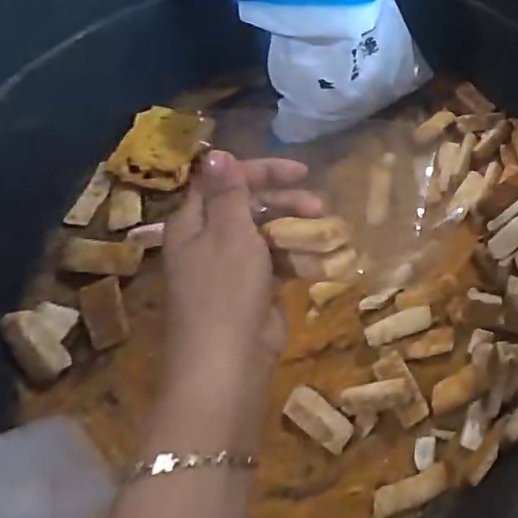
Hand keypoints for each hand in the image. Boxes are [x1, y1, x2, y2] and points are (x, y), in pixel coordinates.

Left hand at [162, 153, 321, 376]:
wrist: (226, 364)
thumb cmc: (225, 291)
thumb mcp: (230, 232)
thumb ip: (228, 192)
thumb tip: (215, 153)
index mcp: (193, 223)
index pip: (224, 182)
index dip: (261, 171)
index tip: (300, 172)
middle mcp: (208, 240)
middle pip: (248, 205)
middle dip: (285, 201)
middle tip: (317, 206)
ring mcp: (230, 267)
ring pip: (266, 232)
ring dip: (295, 227)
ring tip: (324, 232)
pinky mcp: (251, 290)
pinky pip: (275, 260)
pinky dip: (295, 255)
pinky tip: (318, 258)